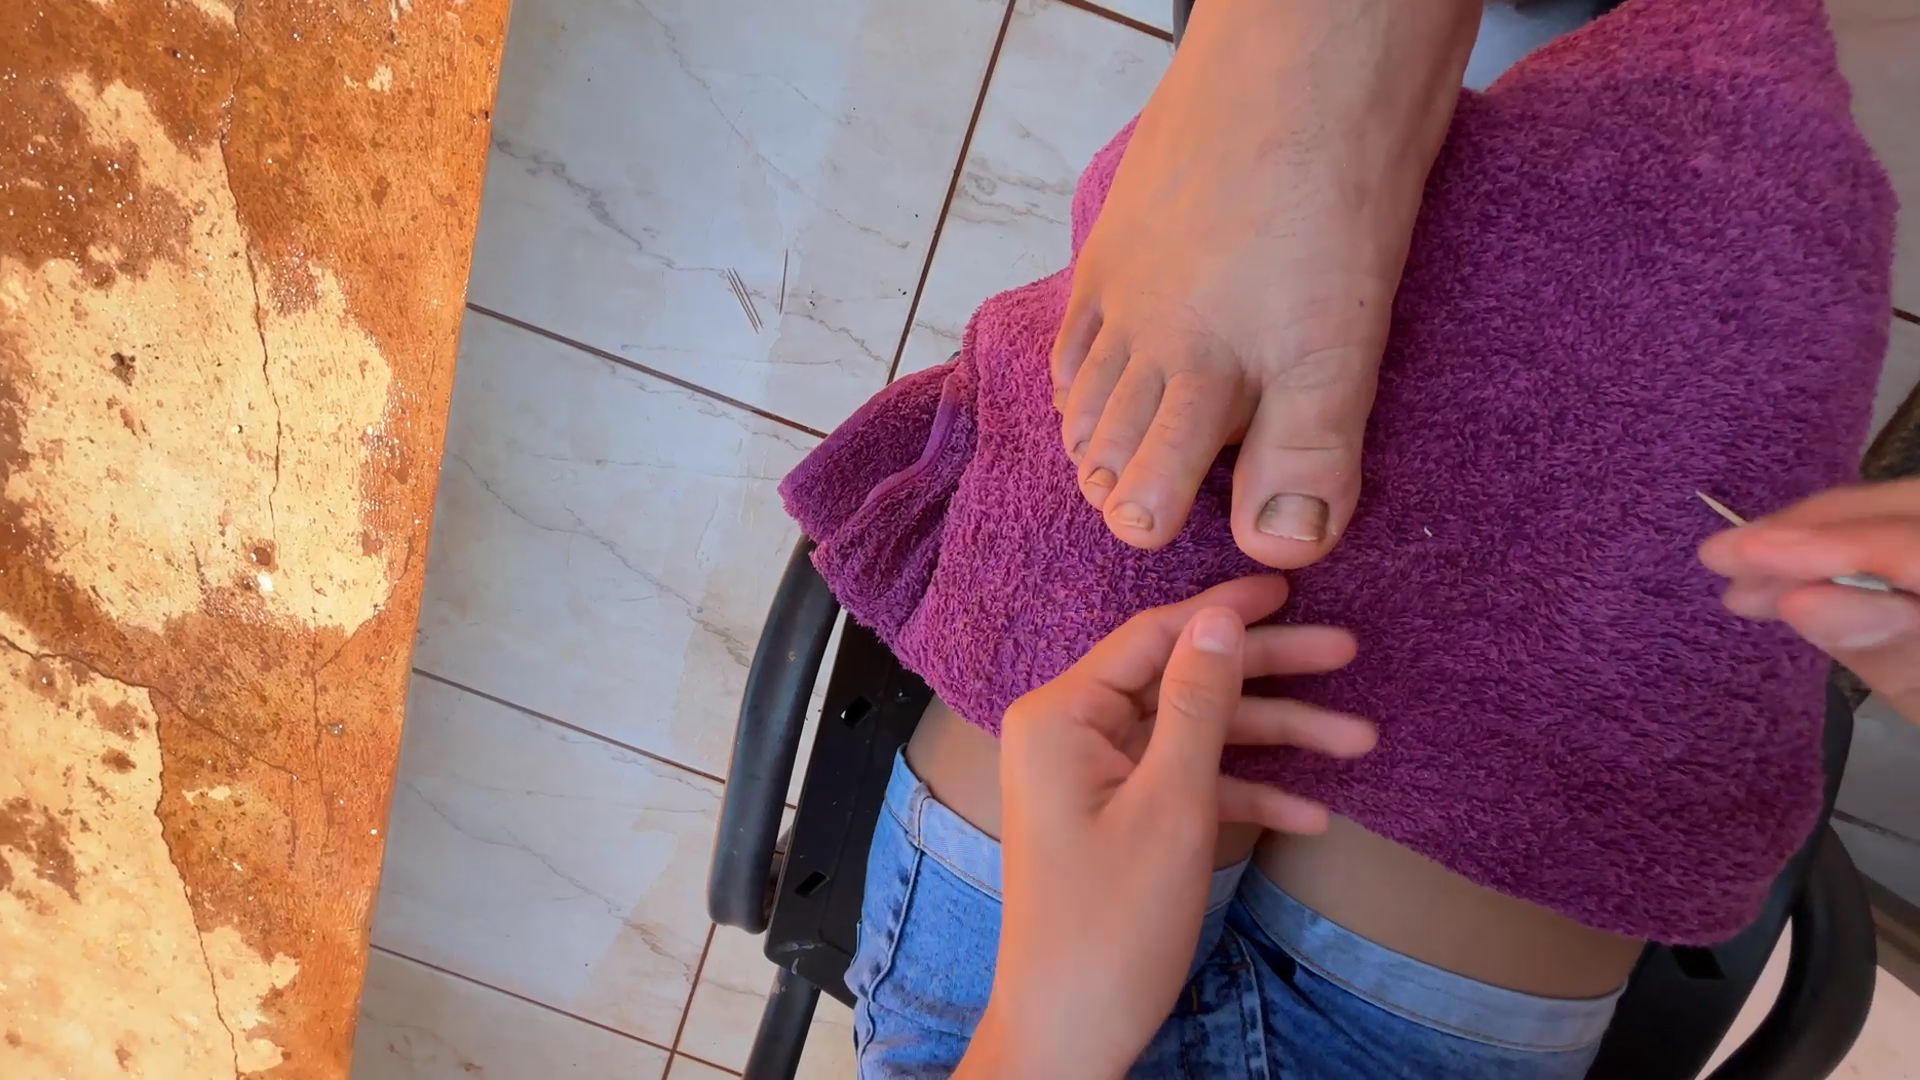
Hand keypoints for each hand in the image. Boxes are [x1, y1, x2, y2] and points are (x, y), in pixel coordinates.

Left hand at [956, 576, 1375, 1079]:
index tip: (1288, 587)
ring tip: (1360, 741)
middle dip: (1263, 674)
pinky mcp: (1115, 808)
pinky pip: (1180, 780)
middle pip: (1177, 680)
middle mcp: (1069, 729)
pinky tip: (1313, 816)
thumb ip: (1195, 702)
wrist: (1070, 1033)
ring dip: (1270, 740)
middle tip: (1346, 652)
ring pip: (1189, 732)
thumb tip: (1218, 615)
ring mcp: (1092, 770)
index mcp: (1061, 712)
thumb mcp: (1171, 804)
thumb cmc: (1112, 923)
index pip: (1151, 636)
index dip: (1222, 608)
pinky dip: (1239, 793)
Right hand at [1052, 0, 1479, 568]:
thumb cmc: (1332, 192)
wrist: (1300, 49)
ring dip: (1089, 436)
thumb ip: (1306, 448)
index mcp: (1197, 376)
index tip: (1149, 535)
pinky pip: (1074, 331)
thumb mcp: (1341, 337)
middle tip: (1121, 509)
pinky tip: (1073, 389)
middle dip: (1113, 484)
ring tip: (1095, 466)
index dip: (1146, 517)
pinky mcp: (1113, 247)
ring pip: (1086, 391)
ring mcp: (1118, 293)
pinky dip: (1071, 373)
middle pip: (1109, 440)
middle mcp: (1142, 344)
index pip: (1150, 480)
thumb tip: (1280, 549)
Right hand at [1698, 476, 1919, 718]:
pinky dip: (1854, 549)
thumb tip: (1802, 601)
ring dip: (1824, 537)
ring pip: (1915, 510)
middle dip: (1818, 529)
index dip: (1834, 547)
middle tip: (1727, 561)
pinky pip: (1913, 531)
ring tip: (1752, 580)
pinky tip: (1803, 577)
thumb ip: (1902, 659)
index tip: (1733, 555)